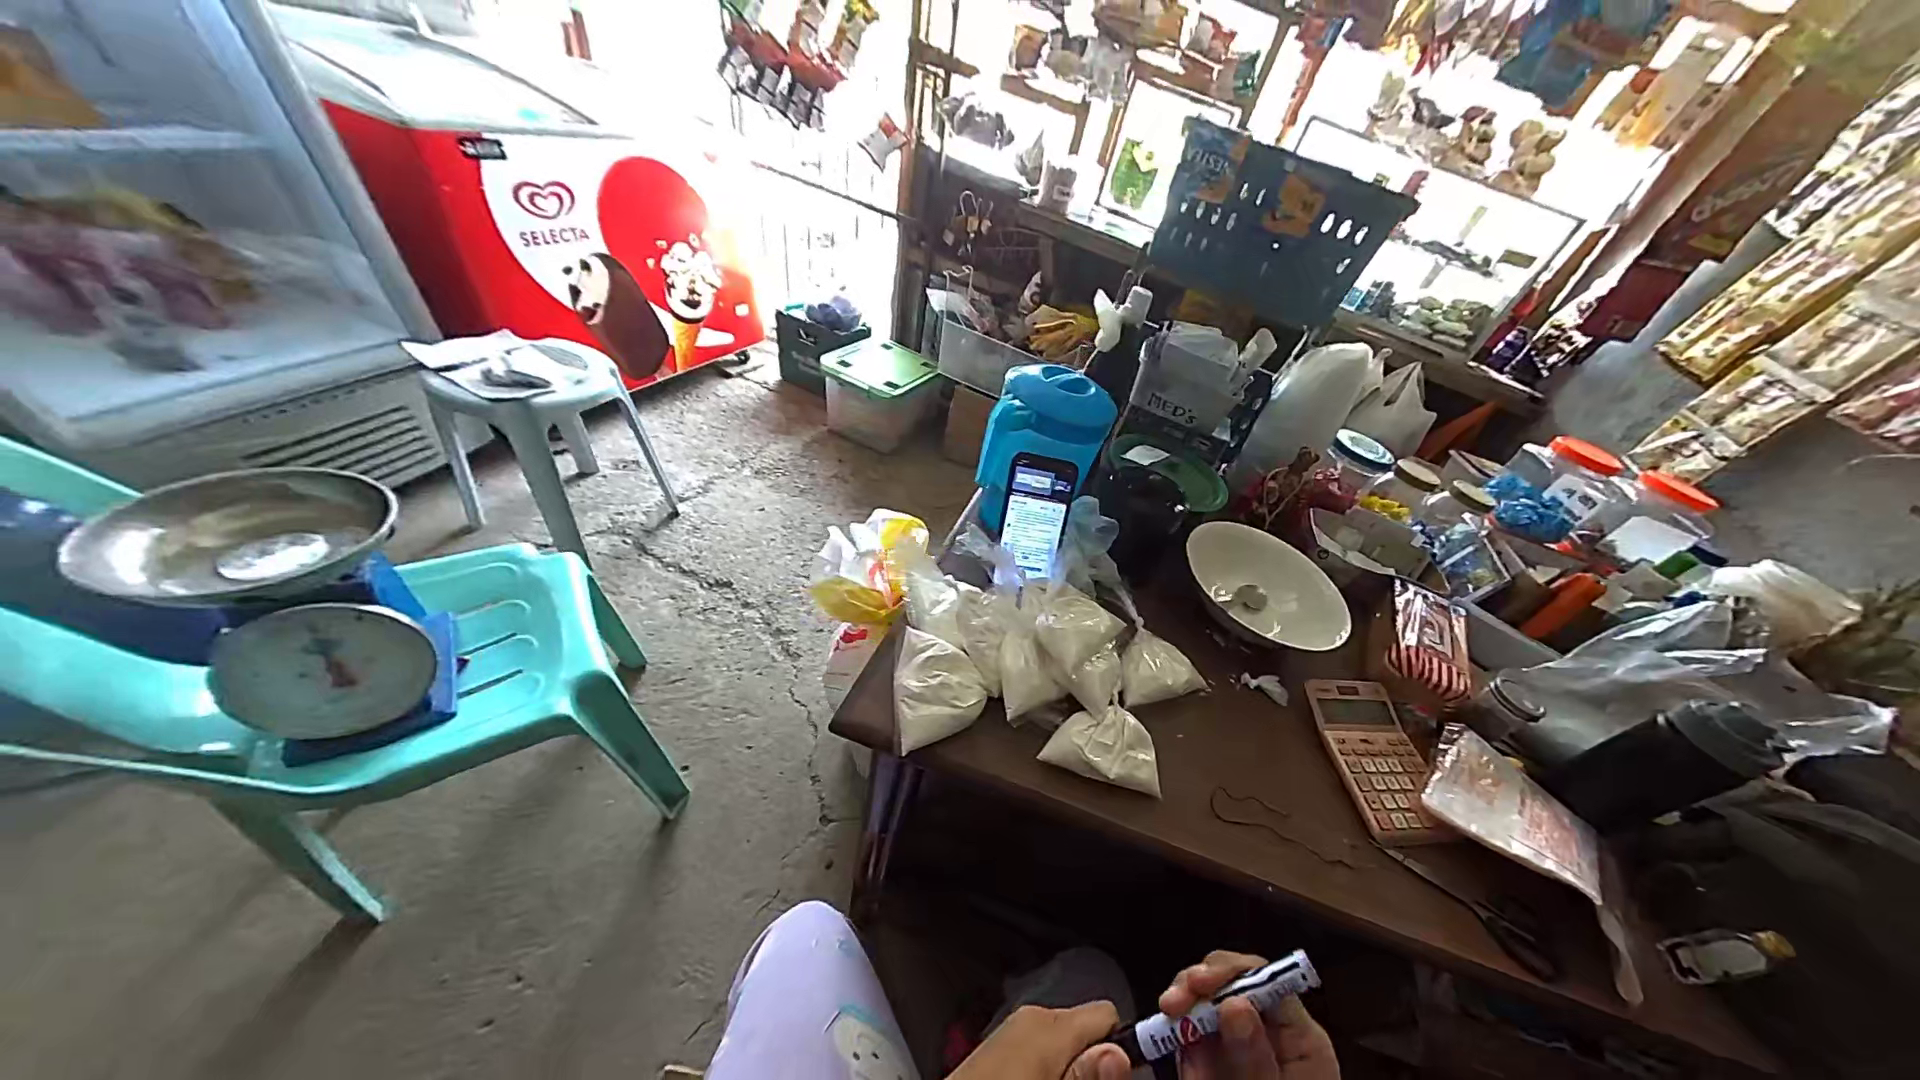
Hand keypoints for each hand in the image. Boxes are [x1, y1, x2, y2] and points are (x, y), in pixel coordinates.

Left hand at [946, 1001, 1129, 1079]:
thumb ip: (1085, 1076)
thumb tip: (1122, 1054)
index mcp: (1050, 1024)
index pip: (1107, 1014)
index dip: (1121, 1046)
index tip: (1122, 1077)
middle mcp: (1034, 1015)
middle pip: (1087, 1029)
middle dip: (1093, 1061)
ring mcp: (1015, 1027)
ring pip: (1065, 1039)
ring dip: (1071, 1066)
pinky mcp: (1001, 1043)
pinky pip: (1041, 1046)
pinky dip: (1049, 1065)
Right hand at [1159, 951, 1338, 1079]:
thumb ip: (1256, 1061)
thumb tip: (1235, 1003)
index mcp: (1300, 1042)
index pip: (1267, 980)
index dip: (1230, 972)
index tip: (1197, 984)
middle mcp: (1271, 1033)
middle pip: (1233, 981)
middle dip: (1198, 982)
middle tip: (1171, 1001)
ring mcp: (1240, 1045)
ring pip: (1208, 999)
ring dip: (1183, 999)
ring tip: (1167, 1011)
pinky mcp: (1215, 1059)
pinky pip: (1193, 1029)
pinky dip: (1176, 1026)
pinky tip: (1168, 1031)